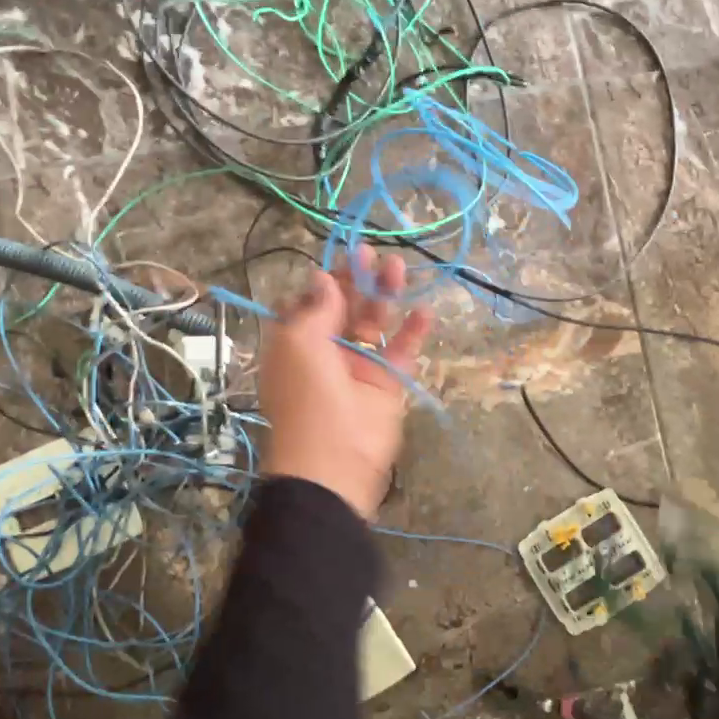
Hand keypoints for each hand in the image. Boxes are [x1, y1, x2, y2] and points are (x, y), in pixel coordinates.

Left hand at [258, 247, 432, 519]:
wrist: (334, 463)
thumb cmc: (307, 398)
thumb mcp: (299, 343)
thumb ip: (316, 307)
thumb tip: (323, 278)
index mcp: (294, 343)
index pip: (309, 303)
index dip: (326, 280)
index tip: (344, 258)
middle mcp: (324, 352)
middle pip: (344, 308)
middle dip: (358, 280)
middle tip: (374, 254)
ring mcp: (357, 369)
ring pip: (374, 324)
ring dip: (385, 296)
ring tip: (400, 268)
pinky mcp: (387, 385)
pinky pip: (401, 352)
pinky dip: (413, 332)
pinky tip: (424, 310)